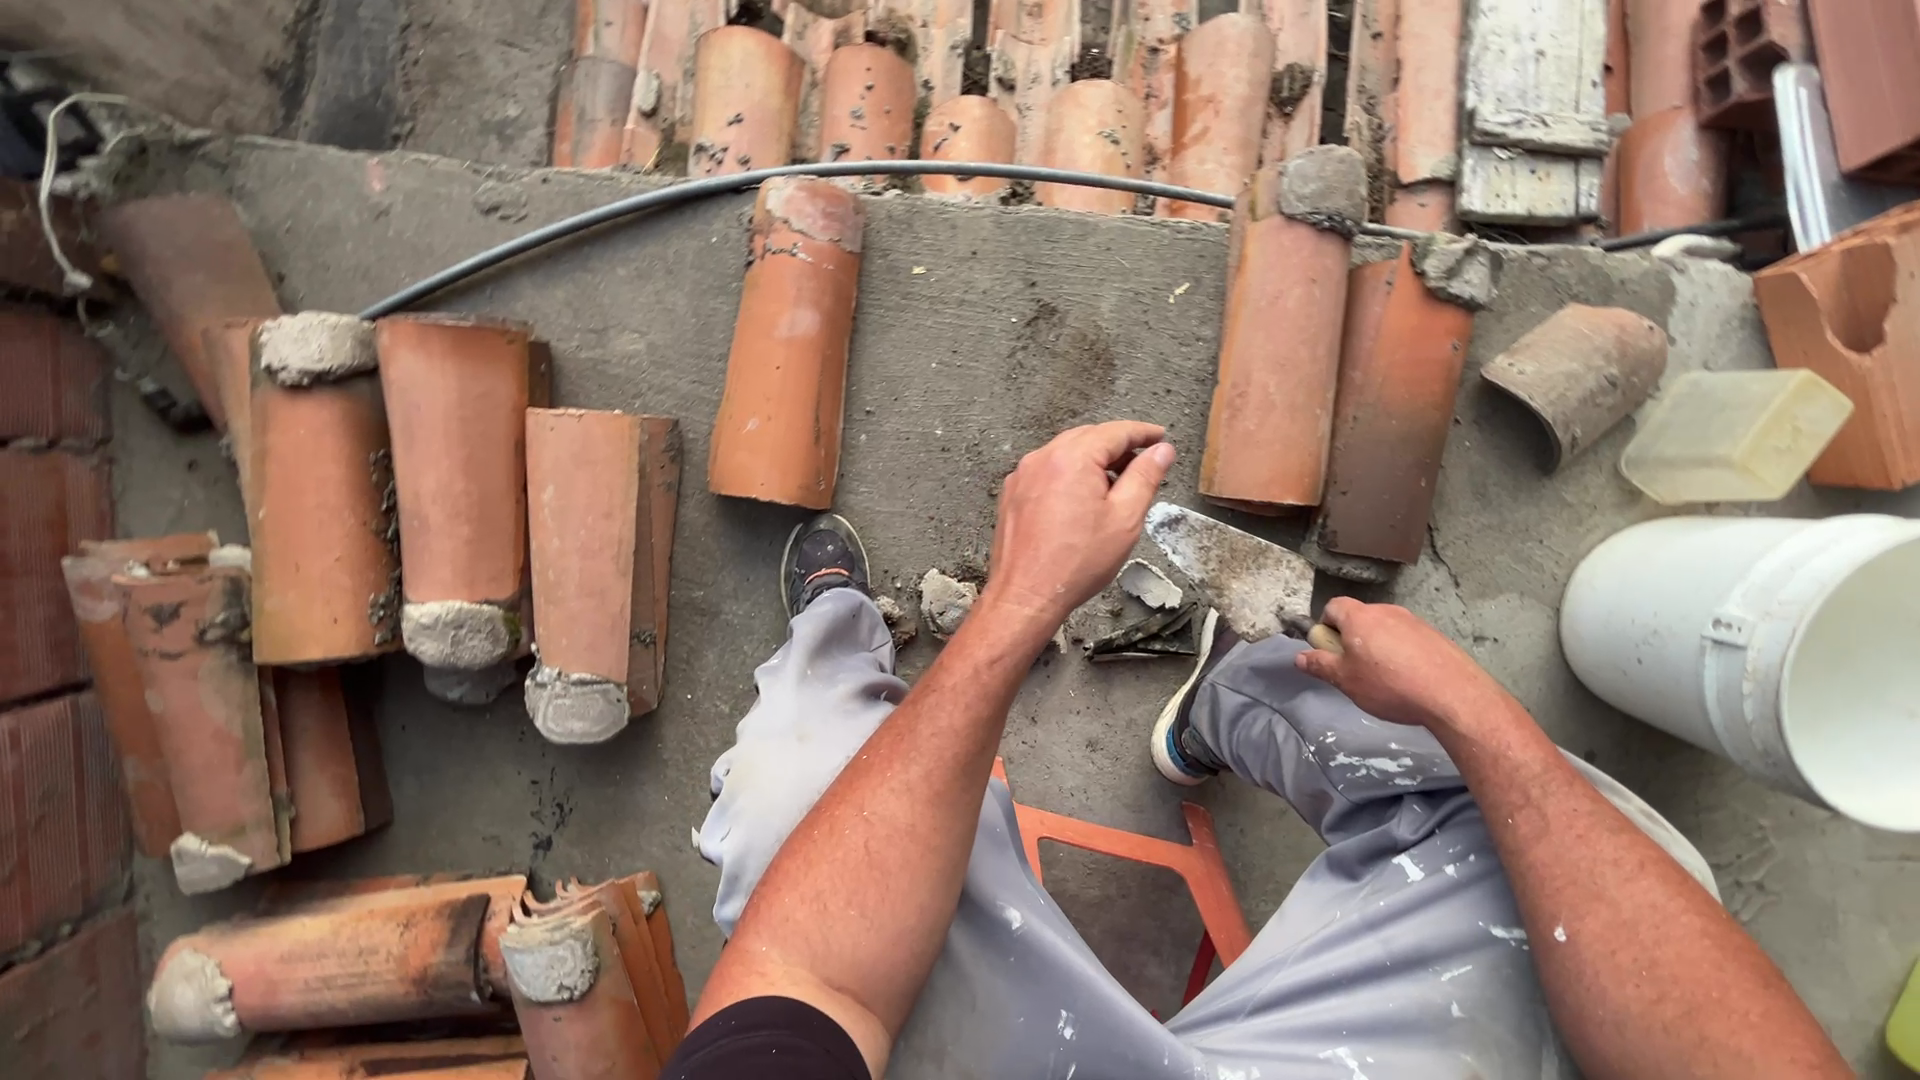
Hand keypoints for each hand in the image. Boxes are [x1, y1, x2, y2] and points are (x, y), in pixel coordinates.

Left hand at [980, 421, 1174, 634]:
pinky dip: (1068, 474)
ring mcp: (1022, 476)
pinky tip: (1082, 498)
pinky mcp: (1013, 494)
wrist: (1026, 594)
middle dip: (1117, 446)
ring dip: (1092, 461)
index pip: (1115, 431)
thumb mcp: (1125, 518)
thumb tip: (1162, 451)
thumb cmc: (1074, 563)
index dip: (1142, 432)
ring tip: (1115, 485)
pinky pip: (1046, 471)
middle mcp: (1042, 459)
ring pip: (1065, 454)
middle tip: (1142, 462)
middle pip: (1088, 438)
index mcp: (1072, 458)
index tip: (1159, 437)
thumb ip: (1145, 478)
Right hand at [1293, 598, 1508, 730]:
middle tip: (1355, 667)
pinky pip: (1409, 639)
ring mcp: (1415, 622)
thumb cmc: (1389, 686)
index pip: (1333, 606)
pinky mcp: (1436, 636)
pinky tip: (1410, 678)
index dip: (1326, 625)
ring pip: (1385, 628)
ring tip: (1386, 677)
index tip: (1331, 649)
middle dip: (1352, 637)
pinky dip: (1403, 652)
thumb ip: (1319, 665)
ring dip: (1378, 645)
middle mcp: (1387, 612)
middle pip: (1360, 616)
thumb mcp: (1345, 681)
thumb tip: (1299, 657)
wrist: (1455, 696)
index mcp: (1359, 617)